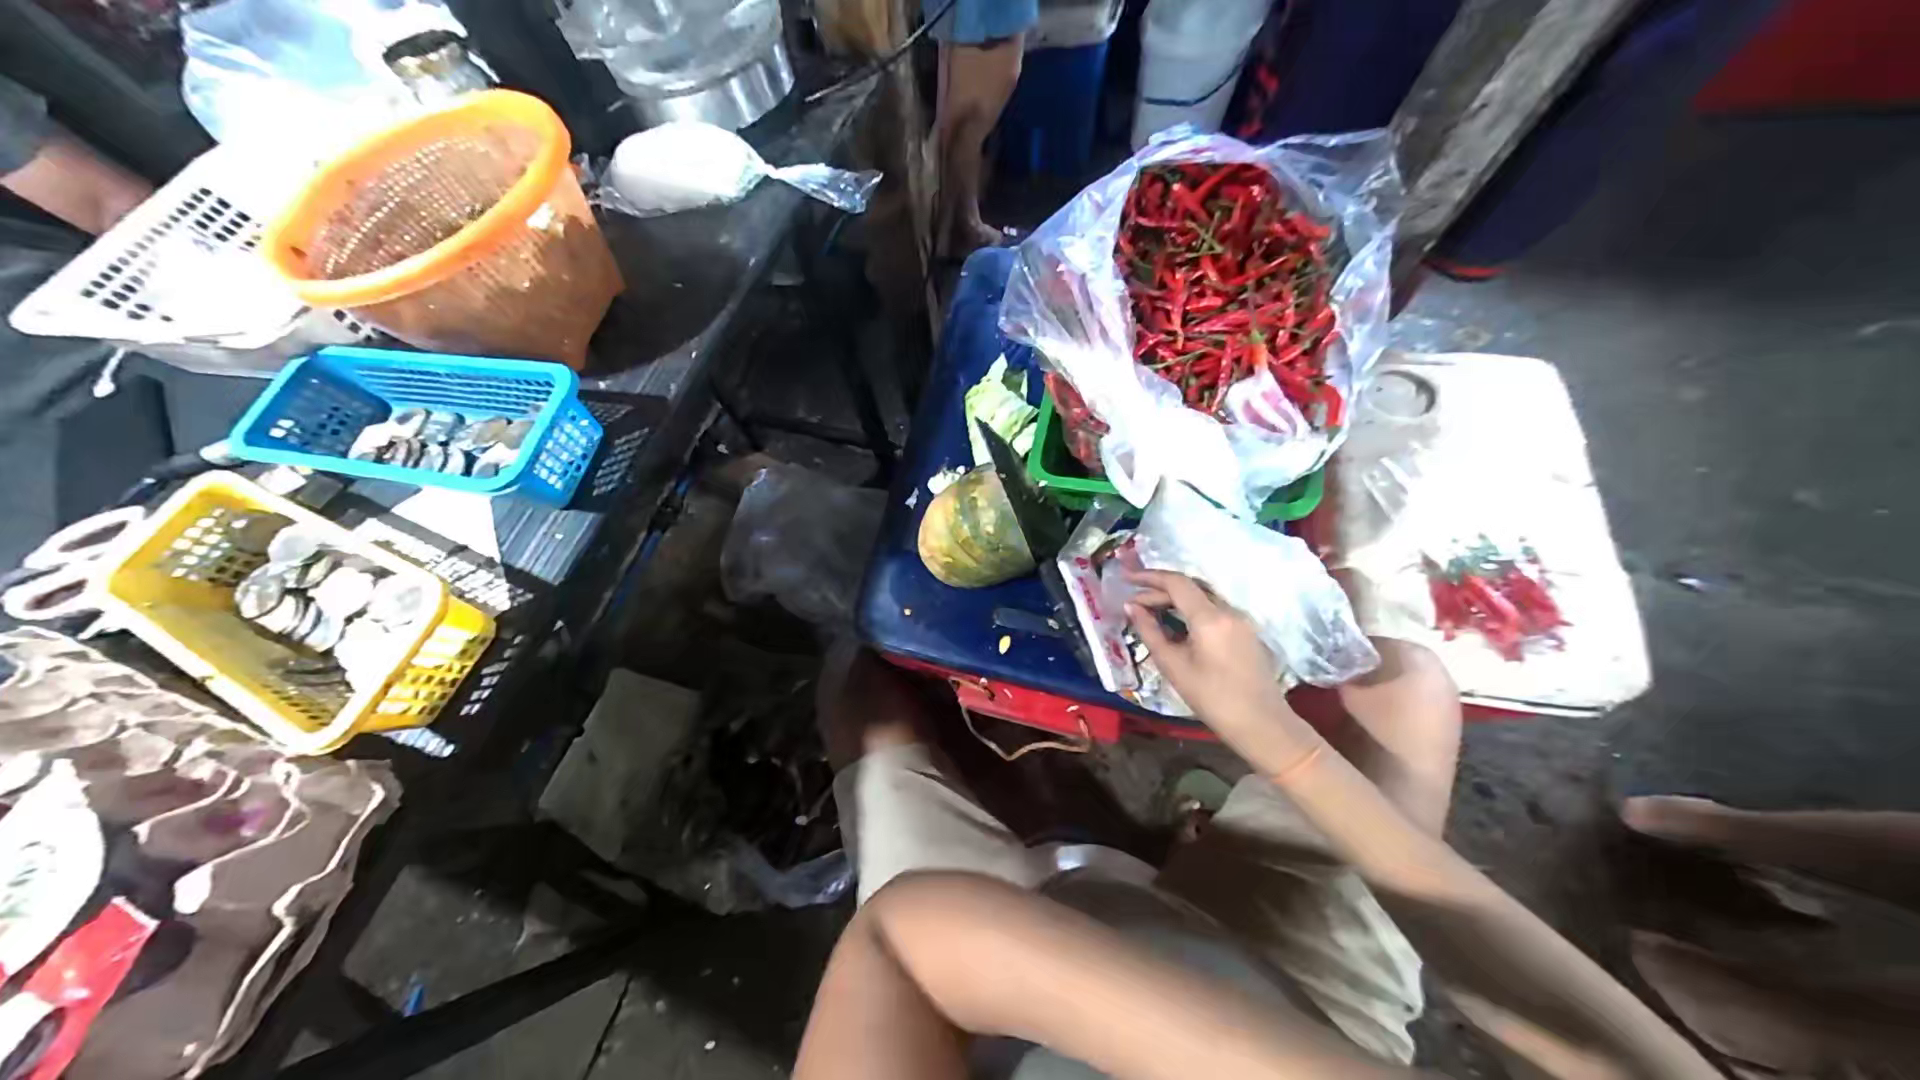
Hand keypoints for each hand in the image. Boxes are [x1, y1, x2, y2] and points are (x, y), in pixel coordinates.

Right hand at [1125, 570, 1315, 750]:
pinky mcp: (1246, 631)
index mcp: (1210, 618)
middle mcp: (1229, 611)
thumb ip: (1150, 632)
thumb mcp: (1173, 666)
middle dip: (1159, 590)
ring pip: (1202, 598)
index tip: (1126, 578)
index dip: (1149, 576)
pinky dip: (1191, 610)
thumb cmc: (1212, 699)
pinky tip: (1175, 624)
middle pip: (1190, 588)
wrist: (1262, 725)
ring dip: (1175, 599)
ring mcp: (1241, 620)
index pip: (1177, 583)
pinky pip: (1214, 610)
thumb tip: (1131, 607)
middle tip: (1133, 603)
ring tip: (1150, 611)